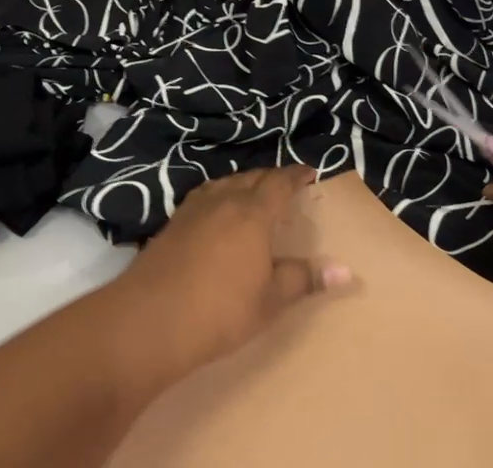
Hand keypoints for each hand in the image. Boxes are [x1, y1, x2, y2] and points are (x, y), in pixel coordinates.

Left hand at [111, 165, 349, 369]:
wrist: (146, 322)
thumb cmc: (219, 311)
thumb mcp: (270, 300)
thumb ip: (305, 280)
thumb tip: (346, 271)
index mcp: (253, 213)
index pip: (280, 182)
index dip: (296, 175)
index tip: (309, 172)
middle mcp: (223, 201)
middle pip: (251, 178)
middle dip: (271, 178)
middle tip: (286, 185)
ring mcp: (192, 211)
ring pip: (224, 184)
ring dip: (242, 184)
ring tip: (252, 196)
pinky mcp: (170, 225)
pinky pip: (203, 198)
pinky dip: (219, 198)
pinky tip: (216, 216)